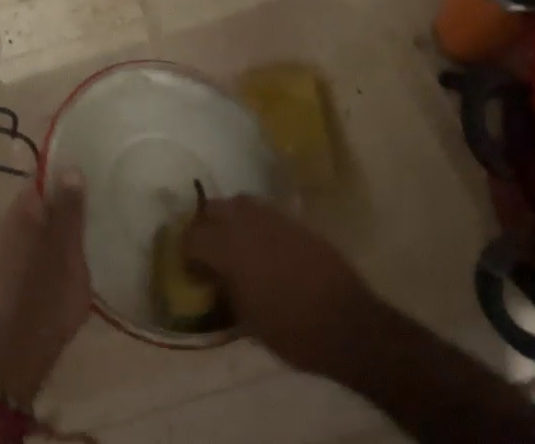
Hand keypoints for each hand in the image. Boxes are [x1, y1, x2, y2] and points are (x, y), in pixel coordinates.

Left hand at [0, 169, 91, 406]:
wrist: (22, 350)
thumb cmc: (49, 294)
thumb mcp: (67, 248)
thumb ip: (68, 209)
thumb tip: (69, 167)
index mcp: (20, 213)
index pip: (41, 178)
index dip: (66, 175)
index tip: (93, 178)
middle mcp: (10, 225)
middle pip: (41, 201)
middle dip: (67, 201)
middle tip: (99, 205)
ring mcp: (11, 249)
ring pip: (41, 225)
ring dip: (63, 226)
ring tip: (94, 229)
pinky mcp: (16, 271)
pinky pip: (39, 245)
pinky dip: (56, 245)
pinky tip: (76, 257)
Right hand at [183, 196, 380, 377]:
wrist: (348, 324)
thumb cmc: (292, 331)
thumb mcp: (247, 321)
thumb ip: (225, 291)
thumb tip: (215, 280)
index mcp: (229, 249)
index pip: (192, 236)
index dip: (186, 252)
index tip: (191, 269)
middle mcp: (247, 225)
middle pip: (213, 209)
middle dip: (204, 225)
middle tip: (207, 249)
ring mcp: (275, 219)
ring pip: (240, 202)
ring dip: (230, 217)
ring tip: (234, 241)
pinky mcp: (297, 223)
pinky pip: (266, 212)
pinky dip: (256, 222)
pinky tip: (263, 245)